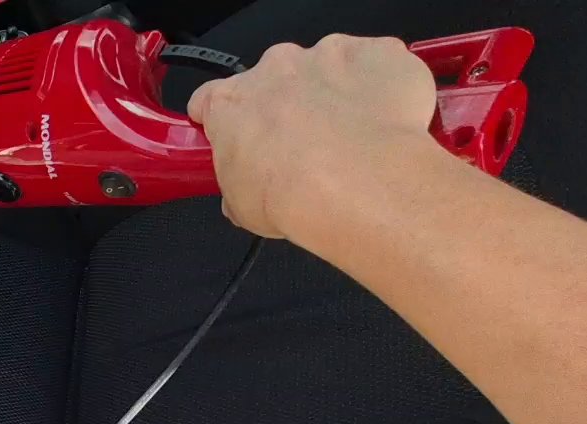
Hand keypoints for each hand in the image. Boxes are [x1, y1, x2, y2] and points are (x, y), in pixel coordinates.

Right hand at [187, 34, 441, 240]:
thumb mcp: (239, 206)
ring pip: (321, 70)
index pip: (208, 100)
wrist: (361, 184)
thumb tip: (248, 186)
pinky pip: (370, 66)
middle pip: (269, 80)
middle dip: (277, 108)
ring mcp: (329, 55)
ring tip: (337, 140)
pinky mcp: (377, 53)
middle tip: (288, 148)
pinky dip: (369, 89)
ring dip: (324, 97)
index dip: (218, 120)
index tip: (228, 136)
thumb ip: (236, 179)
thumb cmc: (295, 192)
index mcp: (231, 103)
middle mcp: (276, 69)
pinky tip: (370, 125)